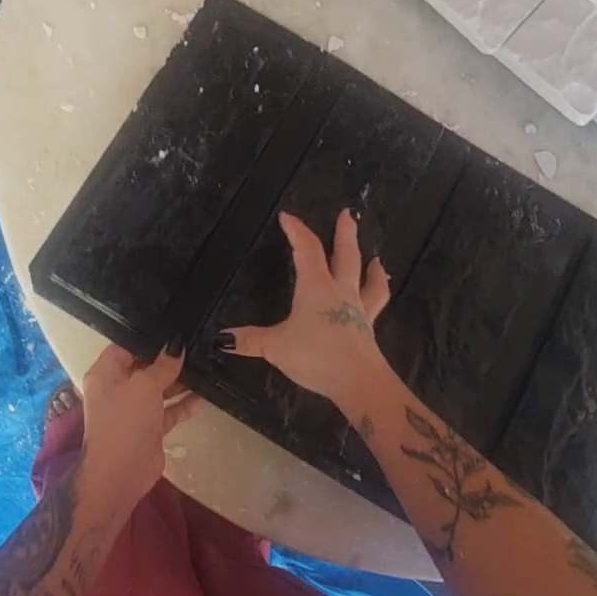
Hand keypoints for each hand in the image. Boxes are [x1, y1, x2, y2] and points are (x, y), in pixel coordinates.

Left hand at [78, 344, 203, 511]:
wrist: (120, 474)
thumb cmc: (125, 421)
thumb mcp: (144, 385)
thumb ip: (163, 365)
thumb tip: (177, 345)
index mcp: (106, 373)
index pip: (125, 347)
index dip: (148, 338)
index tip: (175, 328)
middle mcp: (118, 389)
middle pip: (145, 367)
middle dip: (168, 359)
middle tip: (196, 344)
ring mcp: (134, 410)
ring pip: (159, 388)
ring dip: (180, 381)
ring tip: (205, 365)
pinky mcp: (150, 428)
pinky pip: (169, 410)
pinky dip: (184, 404)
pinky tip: (204, 396)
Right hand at [221, 209, 394, 404]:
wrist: (359, 382)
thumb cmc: (317, 356)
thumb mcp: (275, 347)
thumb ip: (249, 340)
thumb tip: (219, 339)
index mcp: (316, 288)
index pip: (307, 250)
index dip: (297, 231)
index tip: (288, 216)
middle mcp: (340, 292)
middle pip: (345, 256)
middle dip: (345, 233)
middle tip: (349, 213)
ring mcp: (359, 311)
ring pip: (368, 280)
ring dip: (371, 267)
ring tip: (377, 259)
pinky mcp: (368, 330)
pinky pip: (375, 305)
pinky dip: (377, 294)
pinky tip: (376, 297)